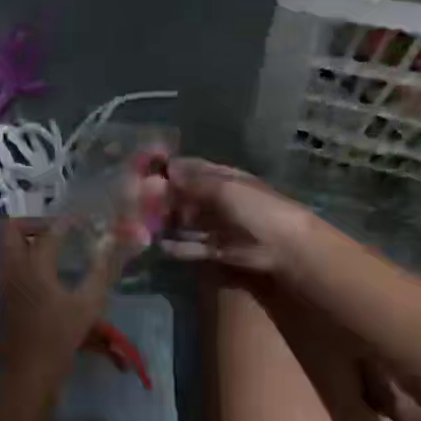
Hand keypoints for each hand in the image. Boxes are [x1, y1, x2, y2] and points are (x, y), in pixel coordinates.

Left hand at [0, 217, 131, 389]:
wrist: (30, 371)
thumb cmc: (60, 336)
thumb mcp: (88, 303)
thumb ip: (100, 270)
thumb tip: (112, 245)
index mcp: (33, 266)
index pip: (49, 232)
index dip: (68, 223)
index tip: (84, 222)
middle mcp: (12, 268)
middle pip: (9, 228)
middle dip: (33, 223)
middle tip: (58, 233)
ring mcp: (2, 282)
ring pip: (5, 246)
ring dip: (26, 240)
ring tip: (54, 250)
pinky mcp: (0, 296)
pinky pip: (7, 263)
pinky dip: (23, 257)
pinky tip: (46, 273)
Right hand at [157, 158, 314, 273]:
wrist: (283, 247)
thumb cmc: (255, 209)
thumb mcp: (223, 189)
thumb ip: (192, 182)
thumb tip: (165, 170)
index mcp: (222, 178)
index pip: (190, 169)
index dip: (168, 170)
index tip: (143, 172)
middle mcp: (217, 199)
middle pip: (184, 196)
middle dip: (162, 198)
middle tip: (137, 202)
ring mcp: (216, 226)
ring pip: (185, 222)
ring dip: (167, 223)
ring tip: (142, 225)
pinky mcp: (216, 251)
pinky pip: (191, 247)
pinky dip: (177, 246)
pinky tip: (160, 246)